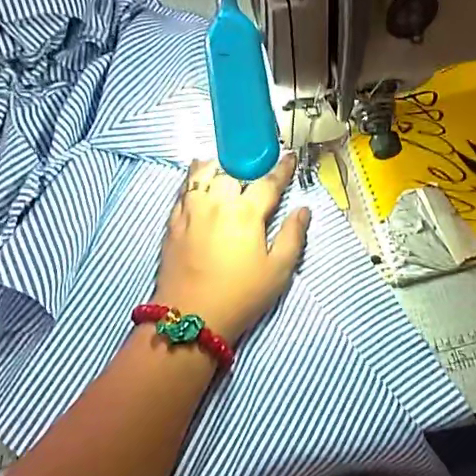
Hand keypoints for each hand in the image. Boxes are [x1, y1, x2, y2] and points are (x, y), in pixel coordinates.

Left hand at [151, 154, 310, 347]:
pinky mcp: (173, 222)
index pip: (268, 181)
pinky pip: (183, 189)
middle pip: (233, 170)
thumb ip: (293, 236)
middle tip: (259, 166)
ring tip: (229, 166)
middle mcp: (216, 203)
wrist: (190, 317)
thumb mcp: (278, 270)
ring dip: (219, 165)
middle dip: (248, 164)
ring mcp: (191, 210)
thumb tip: (303, 209)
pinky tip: (198, 177)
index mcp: (246, 213)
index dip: (281, 168)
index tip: (289, 157)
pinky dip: (193, 177)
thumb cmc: (241, 296)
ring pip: (203, 172)